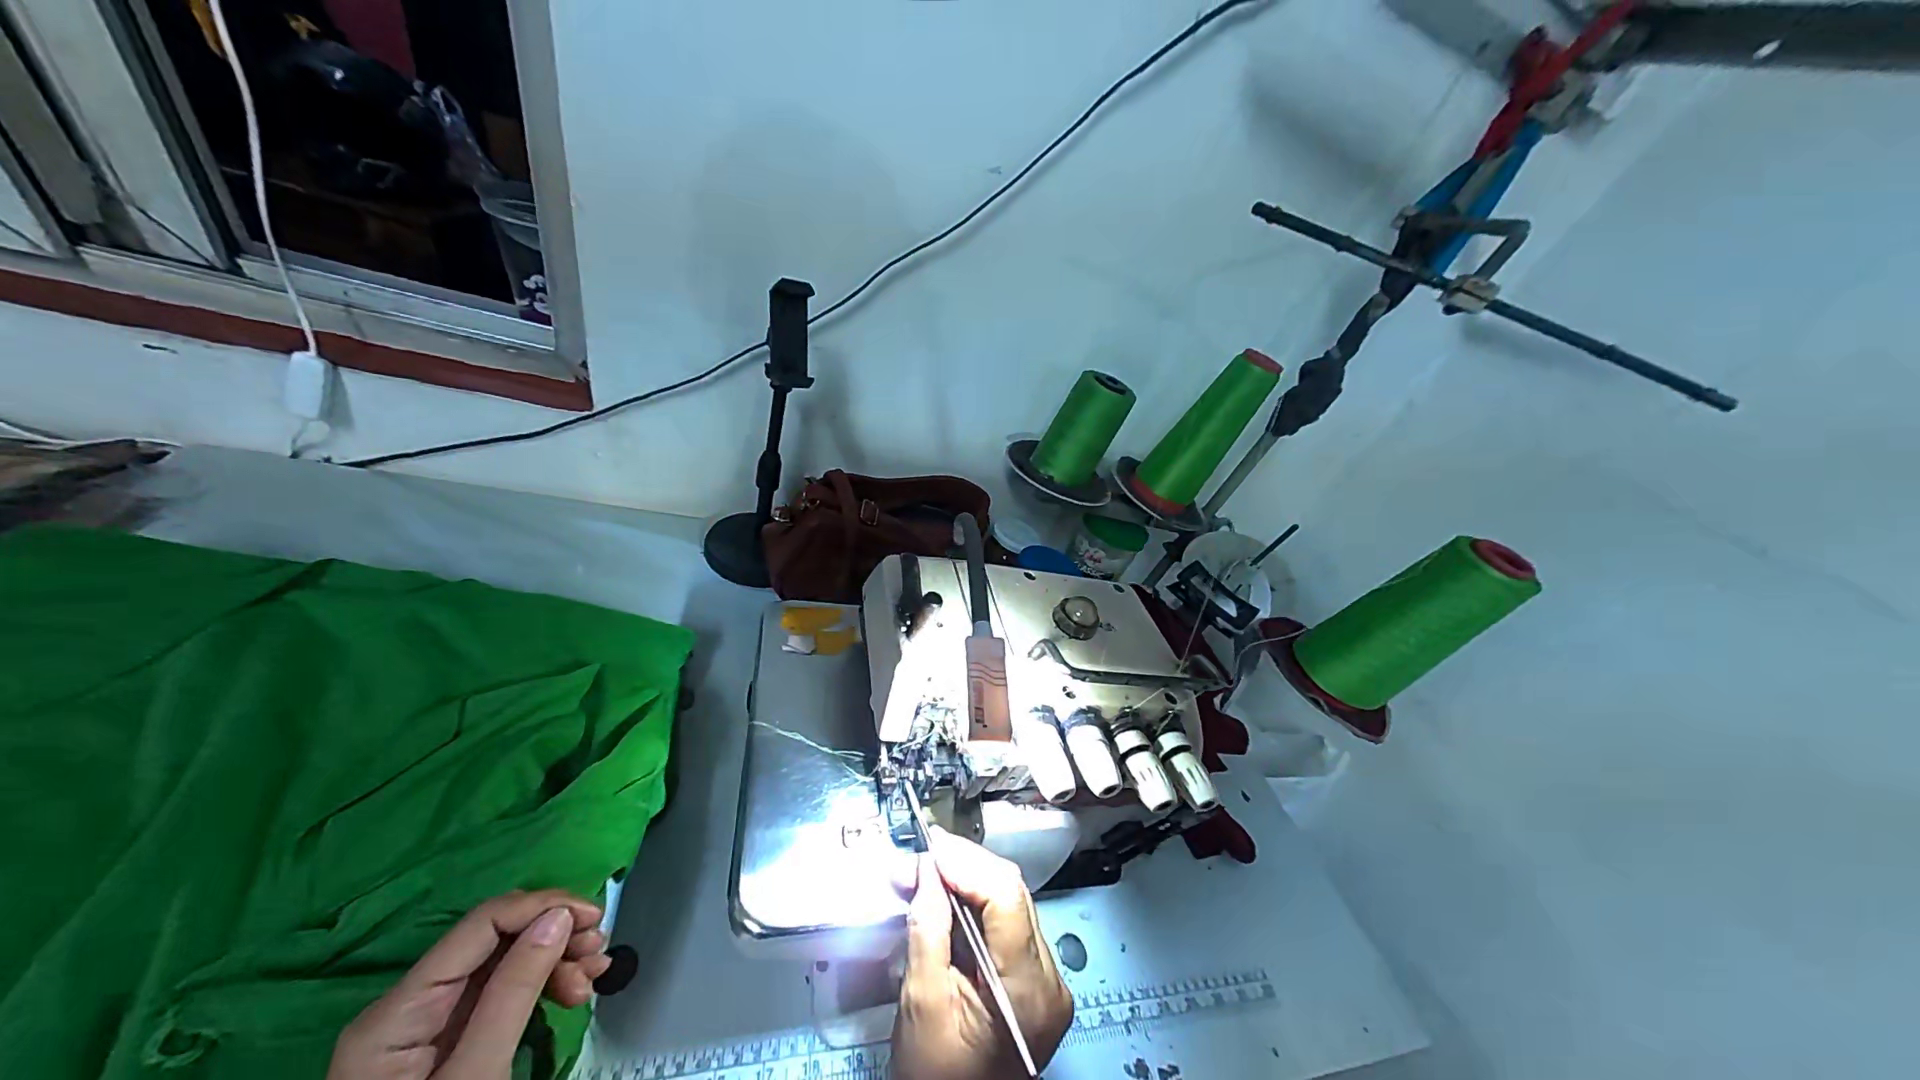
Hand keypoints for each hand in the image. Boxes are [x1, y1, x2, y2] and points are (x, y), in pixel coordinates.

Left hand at [327, 890, 612, 1079]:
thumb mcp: (476, 1078)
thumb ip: (513, 993)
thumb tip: (558, 917)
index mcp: (397, 1012)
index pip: (481, 923)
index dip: (542, 907)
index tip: (595, 918)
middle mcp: (407, 1005)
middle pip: (493, 939)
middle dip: (553, 936)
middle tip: (598, 952)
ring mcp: (426, 1024)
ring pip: (503, 961)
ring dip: (554, 959)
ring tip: (592, 976)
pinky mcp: (445, 1040)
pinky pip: (499, 991)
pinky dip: (540, 984)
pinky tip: (571, 991)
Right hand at [891, 829, 1073, 1079]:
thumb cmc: (934, 1079)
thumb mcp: (921, 1002)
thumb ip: (927, 928)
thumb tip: (927, 869)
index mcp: (1028, 992)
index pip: (1007, 899)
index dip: (967, 864)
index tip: (930, 848)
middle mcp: (1050, 980)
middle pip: (1012, 894)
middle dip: (963, 866)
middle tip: (921, 856)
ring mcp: (1047, 980)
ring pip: (1011, 902)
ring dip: (967, 879)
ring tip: (926, 869)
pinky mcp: (1034, 979)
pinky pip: (1007, 922)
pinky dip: (975, 903)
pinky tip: (945, 893)